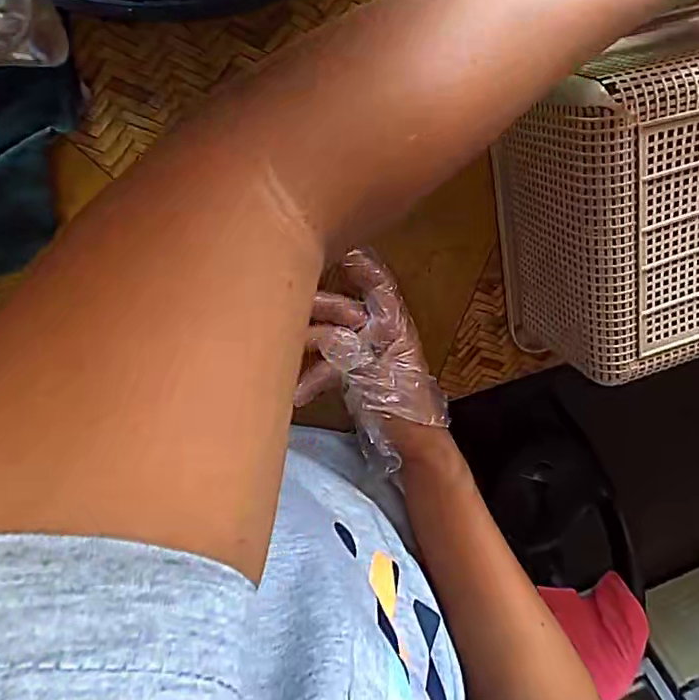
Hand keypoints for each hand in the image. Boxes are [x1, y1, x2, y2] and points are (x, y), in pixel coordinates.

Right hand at [296, 248, 449, 471]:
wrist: (414, 449)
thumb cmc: (403, 409)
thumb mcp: (375, 376)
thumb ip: (348, 352)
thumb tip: (320, 334)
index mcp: (393, 326)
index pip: (378, 286)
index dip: (360, 265)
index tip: (336, 250)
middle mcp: (379, 333)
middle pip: (342, 310)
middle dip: (316, 312)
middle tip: (288, 315)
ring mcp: (366, 353)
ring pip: (330, 337)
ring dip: (308, 349)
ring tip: (285, 362)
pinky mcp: (355, 373)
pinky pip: (328, 364)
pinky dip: (312, 376)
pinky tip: (297, 393)